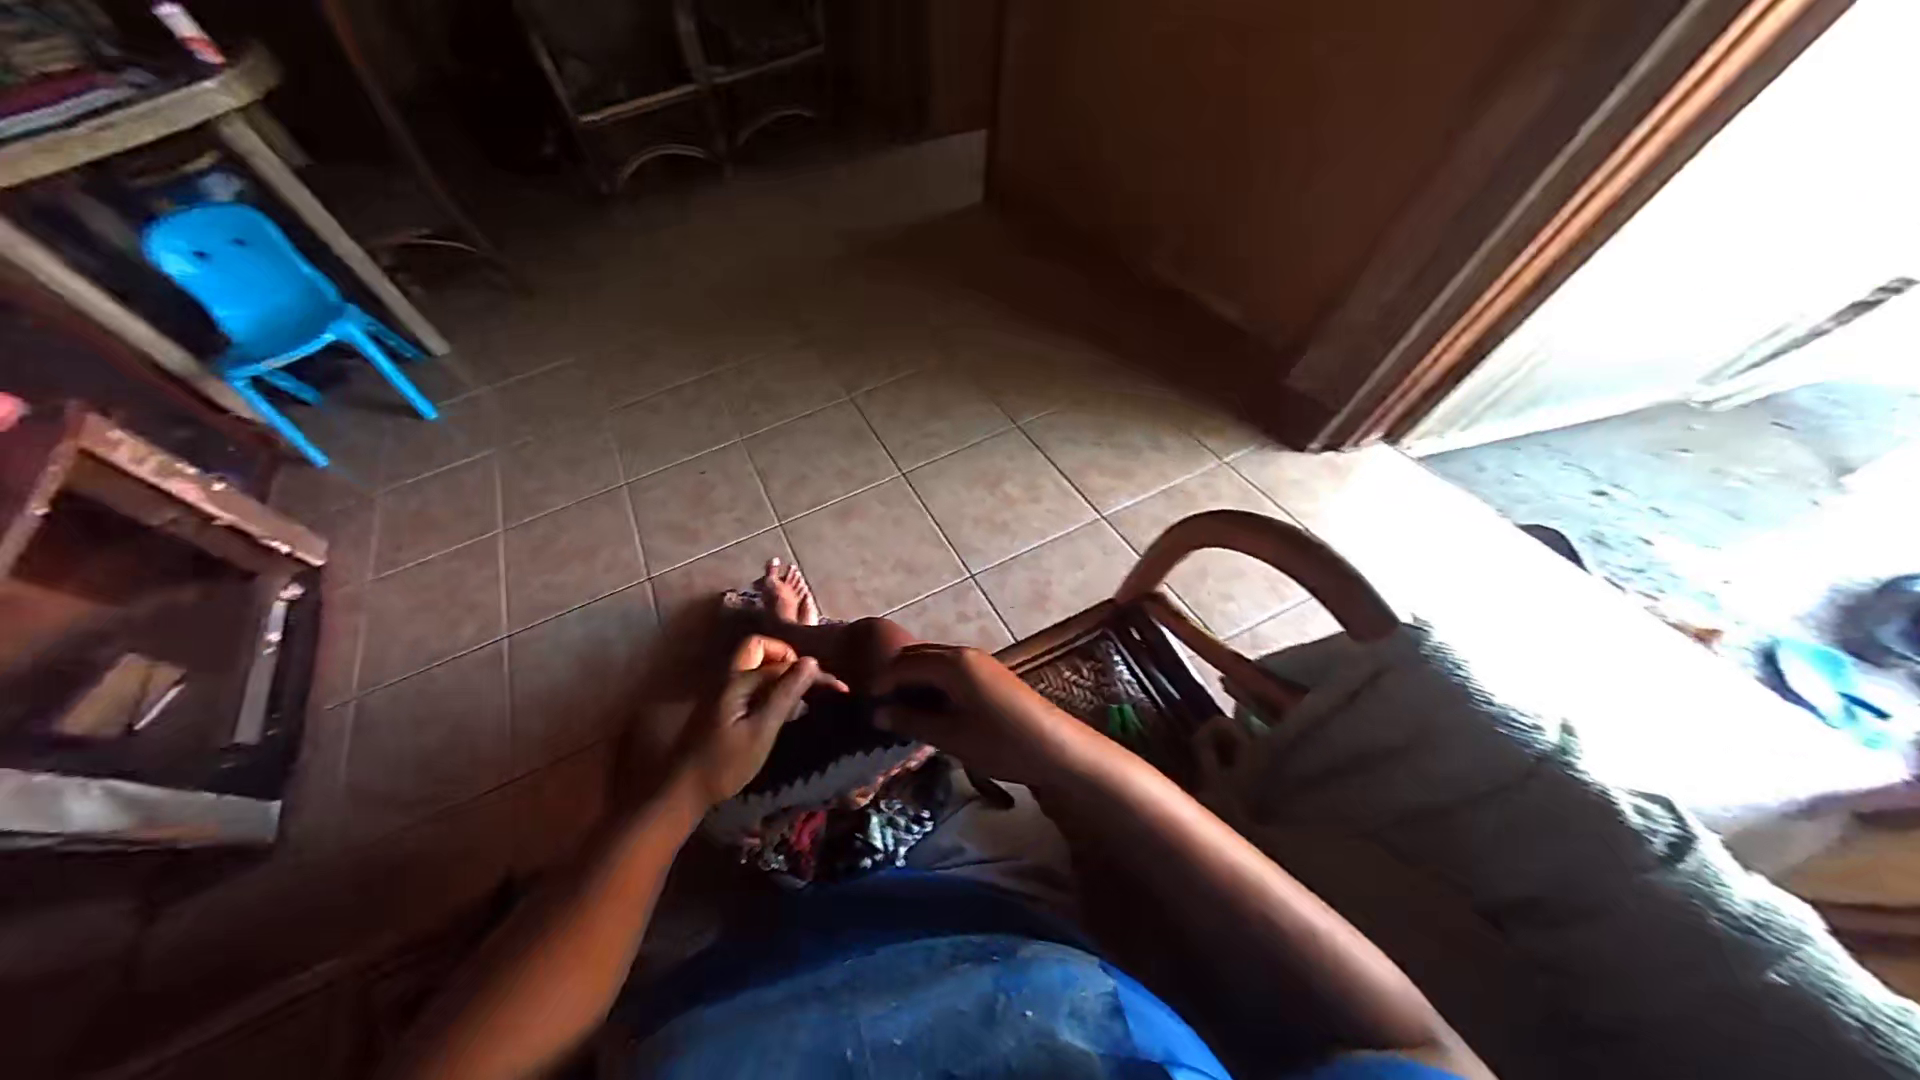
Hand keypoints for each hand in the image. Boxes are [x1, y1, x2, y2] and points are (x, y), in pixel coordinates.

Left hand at [673, 635, 846, 808]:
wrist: (685, 792)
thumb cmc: (725, 764)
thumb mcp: (762, 730)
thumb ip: (785, 694)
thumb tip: (811, 661)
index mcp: (737, 680)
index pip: (782, 663)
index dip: (811, 672)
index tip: (837, 688)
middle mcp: (729, 678)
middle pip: (761, 649)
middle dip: (789, 658)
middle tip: (811, 681)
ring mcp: (724, 692)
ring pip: (757, 666)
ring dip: (783, 674)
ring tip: (808, 696)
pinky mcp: (725, 708)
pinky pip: (753, 685)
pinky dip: (773, 689)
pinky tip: (788, 711)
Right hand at [872, 644, 1093, 788]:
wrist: (1056, 748)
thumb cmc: (1000, 743)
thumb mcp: (950, 737)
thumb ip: (911, 721)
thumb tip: (877, 713)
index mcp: (951, 663)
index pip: (901, 665)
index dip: (880, 684)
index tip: (866, 707)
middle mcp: (963, 653)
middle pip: (917, 656)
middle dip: (895, 677)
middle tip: (882, 709)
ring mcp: (980, 660)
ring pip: (934, 661)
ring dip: (914, 679)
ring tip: (903, 711)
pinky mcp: (990, 673)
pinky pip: (950, 668)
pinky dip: (933, 682)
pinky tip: (932, 708)